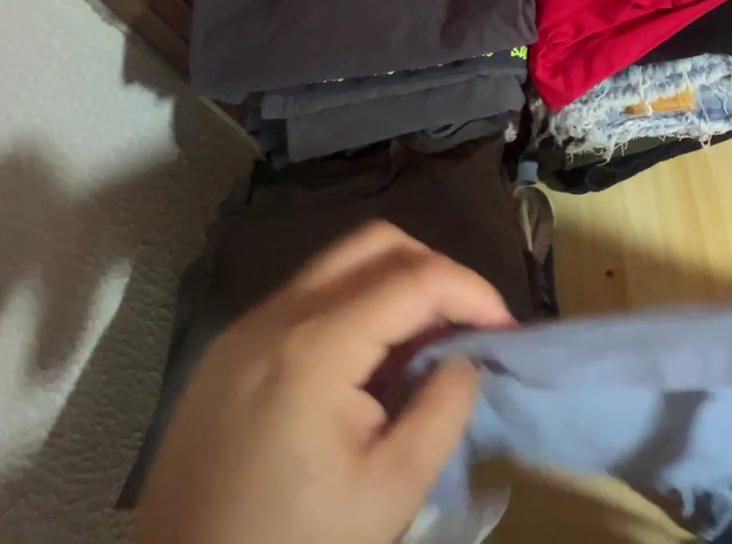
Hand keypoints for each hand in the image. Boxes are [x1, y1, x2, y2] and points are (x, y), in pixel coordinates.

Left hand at [134, 222, 512, 543]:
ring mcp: (242, 331)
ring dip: (396, 283)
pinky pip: (308, 296)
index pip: (416, 277)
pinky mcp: (228, 352)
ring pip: (340, 263)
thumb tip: (466, 355)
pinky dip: (356, 304)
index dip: (473, 291)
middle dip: (436, 270)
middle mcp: (273, 318)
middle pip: (376, 243)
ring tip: (423, 342)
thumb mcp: (395, 487)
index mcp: (314, 349)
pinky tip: (370, 362)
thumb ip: (446, 405)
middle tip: (465, 321)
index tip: (504, 329)